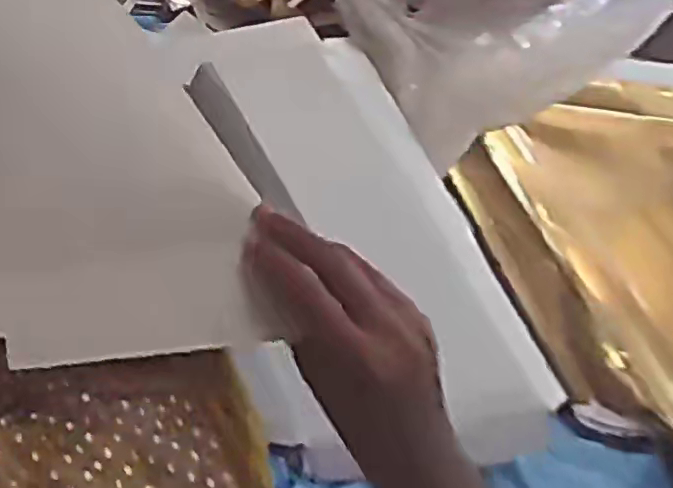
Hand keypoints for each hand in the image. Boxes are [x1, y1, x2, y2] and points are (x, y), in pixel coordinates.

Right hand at [243, 207, 483, 487]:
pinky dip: (339, 259)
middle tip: (263, 216)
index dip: (275, 259)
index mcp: (359, 354)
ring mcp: (410, 320)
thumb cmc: (356, 423)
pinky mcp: (418, 314)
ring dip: (315, 242)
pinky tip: (320, 254)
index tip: (250, 240)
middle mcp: (389, 331)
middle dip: (295, 235)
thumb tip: (266, 273)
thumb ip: (293, 319)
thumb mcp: (313, 371)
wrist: (422, 455)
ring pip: (354, 262)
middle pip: (335, 264)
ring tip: (284, 228)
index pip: (308, 288)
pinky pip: (371, 274)